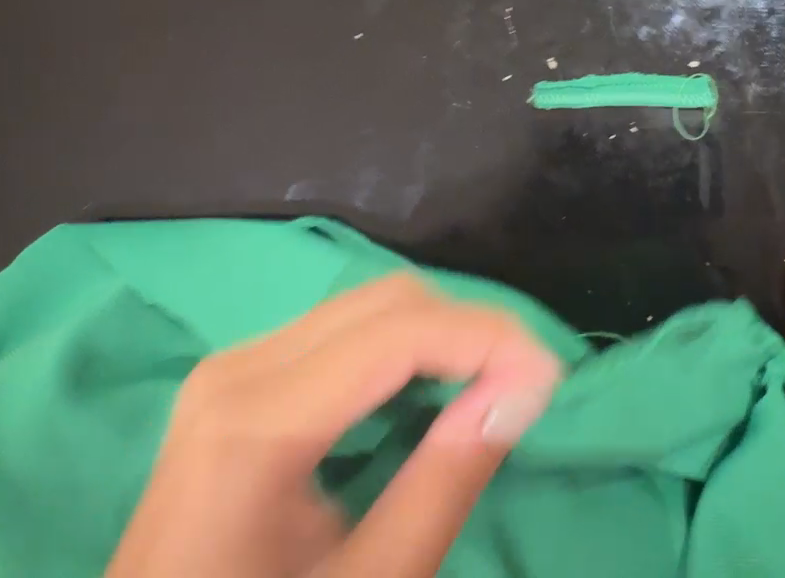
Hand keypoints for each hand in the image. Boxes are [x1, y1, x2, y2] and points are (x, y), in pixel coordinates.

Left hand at [106, 273, 561, 577]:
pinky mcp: (239, 377)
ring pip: (367, 305)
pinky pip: (340, 330)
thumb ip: (443, 483)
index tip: (551, 377)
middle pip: (386, 301)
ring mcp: (233, 365)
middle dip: (469, 329)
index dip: (488, 339)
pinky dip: (402, 346)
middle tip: (525, 386)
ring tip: (492, 383)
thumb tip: (520, 389)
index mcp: (257, 419)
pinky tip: (432, 387)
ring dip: (440, 333)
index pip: (399, 331)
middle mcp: (241, 365)